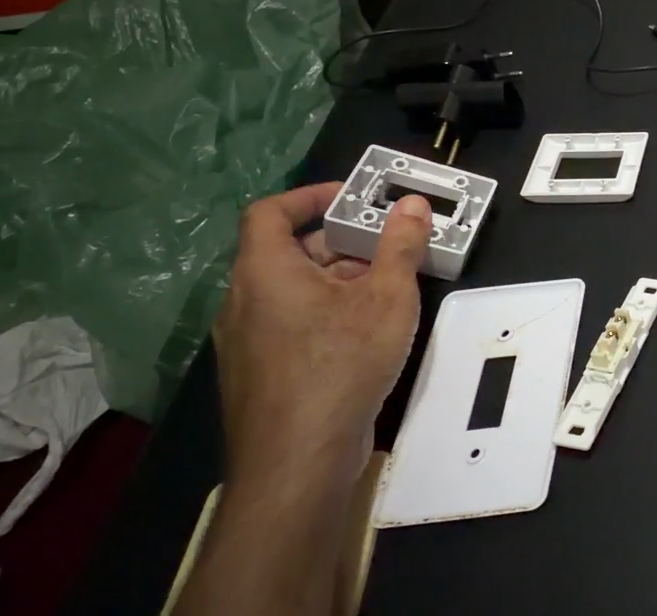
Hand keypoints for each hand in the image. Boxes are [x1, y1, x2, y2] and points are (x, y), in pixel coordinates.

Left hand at [212, 183, 430, 491]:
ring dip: (337, 278)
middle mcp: (244, 301)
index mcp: (265, 272)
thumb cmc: (341, 364)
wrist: (297, 460)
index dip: (310, 196)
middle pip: (286, 251)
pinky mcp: (258, 372)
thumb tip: (413, 204)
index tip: (353, 197)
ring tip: (386, 288)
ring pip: (291, 289)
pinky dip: (325, 311)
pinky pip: (289, 322)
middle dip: (340, 241)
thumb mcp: (387, 298)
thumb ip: (401, 246)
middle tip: (388, 245)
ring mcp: (246, 341)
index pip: (269, 212)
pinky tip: (366, 332)